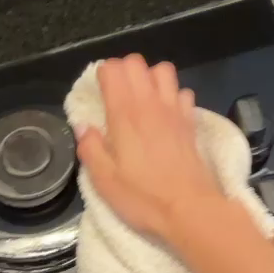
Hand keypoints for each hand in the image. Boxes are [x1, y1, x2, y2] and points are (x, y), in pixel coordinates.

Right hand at [76, 55, 227, 240]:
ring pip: (162, 70)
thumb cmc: (142, 198)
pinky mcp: (190, 121)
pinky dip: (171, 96)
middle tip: (115, 97)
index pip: (113, 70)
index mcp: (125, 114)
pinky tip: (164, 115)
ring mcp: (174, 110)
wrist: (189, 209)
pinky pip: (181, 92)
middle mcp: (150, 103)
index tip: (97, 95)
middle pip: (136, 63)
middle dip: (123, 72)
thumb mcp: (104, 181)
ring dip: (149, 78)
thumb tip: (83, 127)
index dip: (102, 76)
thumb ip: (90, 149)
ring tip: (140, 101)